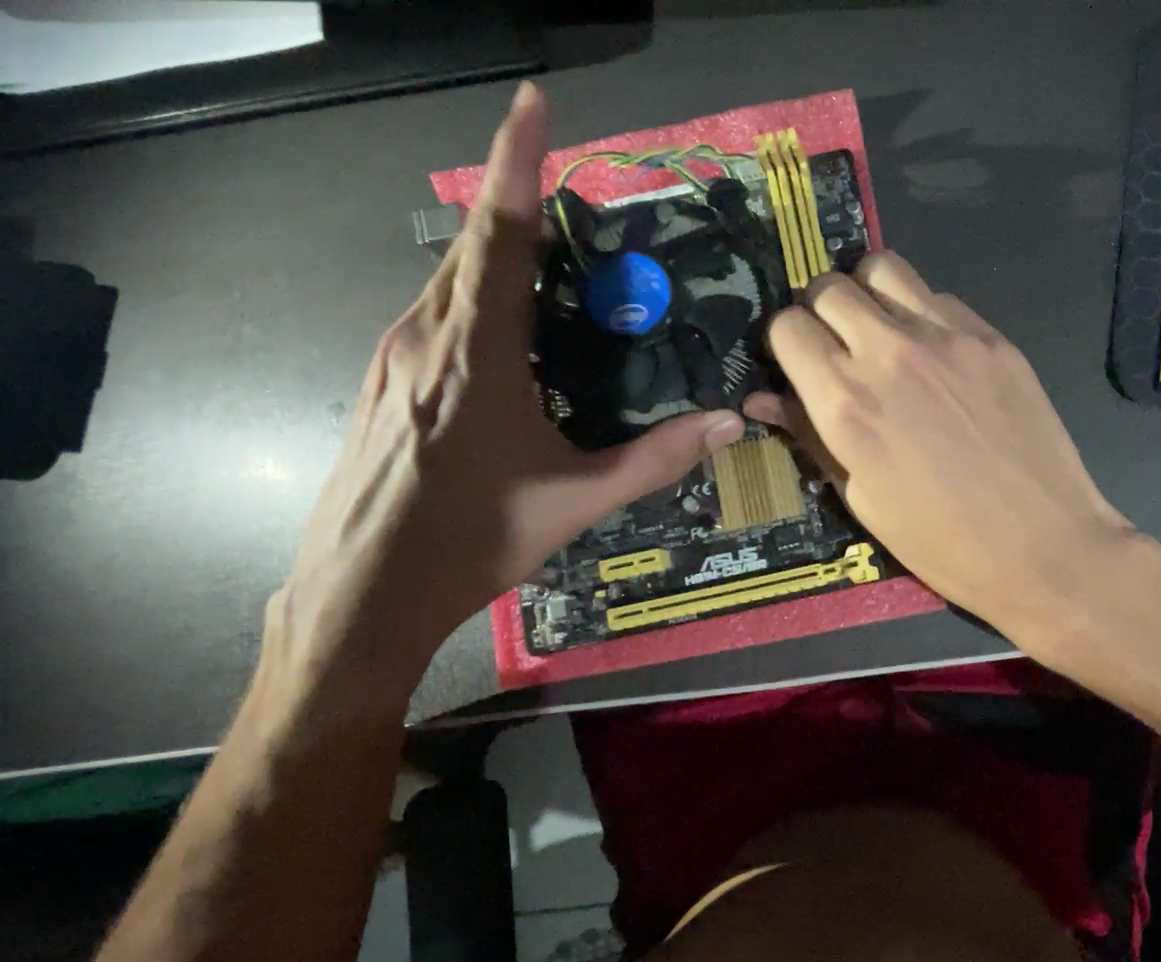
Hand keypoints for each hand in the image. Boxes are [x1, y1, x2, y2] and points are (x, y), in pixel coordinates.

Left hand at [276, 83, 743, 685]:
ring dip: (500, 257)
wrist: (361, 591)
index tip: (536, 103)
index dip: (519, 162)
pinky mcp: (381, 379)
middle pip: (474, 247)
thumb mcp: (577, 501)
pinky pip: (435, 314)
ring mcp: (392, 355)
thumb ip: (657, 458)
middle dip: (522, 208)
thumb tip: (729, 424)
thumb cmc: (472, 541)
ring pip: (451, 280)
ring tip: (556, 266)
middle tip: (580, 205)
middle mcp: (425, 335)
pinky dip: (477, 299)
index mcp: (475, 354)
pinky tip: (511, 334)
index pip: (500, 236)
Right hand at [746, 252, 1139, 650]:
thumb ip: (811, 437)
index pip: (787, 326)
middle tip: (839, 349)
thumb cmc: (944, 545)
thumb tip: (764, 400)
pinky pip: (940, 297)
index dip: (787, 345)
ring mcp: (948, 338)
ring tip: (881, 335)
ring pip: (884, 269)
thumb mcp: (864, 501)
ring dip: (869, 294)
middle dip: (820, 312)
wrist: (1044, 547)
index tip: (802, 367)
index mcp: (846, 403)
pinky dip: (923, 314)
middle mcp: (890, 353)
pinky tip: (939, 357)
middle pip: (828, 286)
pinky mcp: (994, 338)